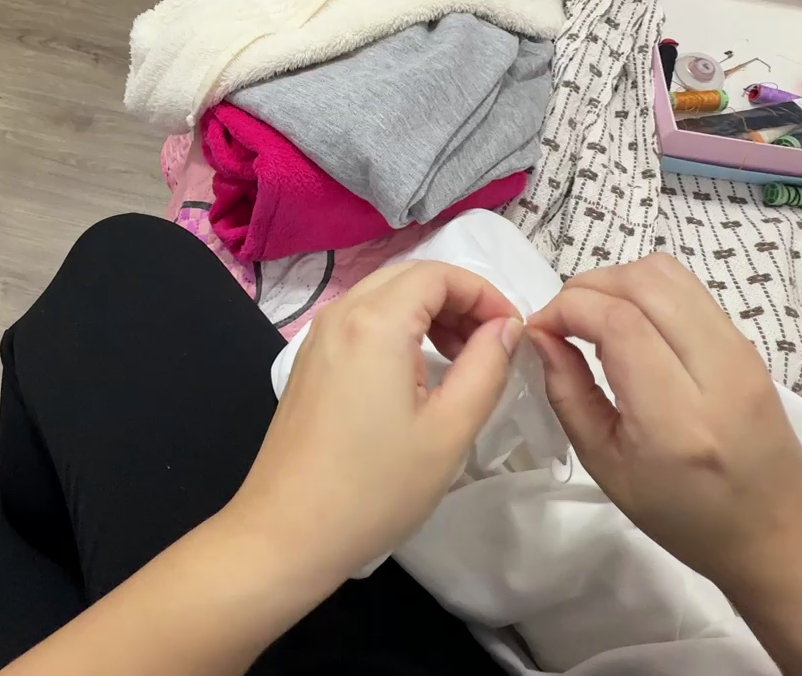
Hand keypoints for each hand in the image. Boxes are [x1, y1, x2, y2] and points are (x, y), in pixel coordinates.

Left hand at [224, 261, 524, 586]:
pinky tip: (417, 369)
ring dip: (428, 311)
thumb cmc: (375, 485)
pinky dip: (398, 326)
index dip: (483, 292)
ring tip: (461, 358)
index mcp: (374, 321)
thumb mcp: (448, 431)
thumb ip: (485, 368)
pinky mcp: (310, 356)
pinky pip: (362, 318)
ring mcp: (319, 333)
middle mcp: (341, 312)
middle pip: (409, 276)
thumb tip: (506, 327)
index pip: (438, 273)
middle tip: (491, 343)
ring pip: (384, 294)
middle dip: (457, 298)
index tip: (513, 331)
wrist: (288, 528)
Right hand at [526, 253, 801, 590]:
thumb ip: (567, 392)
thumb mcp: (604, 464)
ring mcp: (740, 351)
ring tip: (593, 317)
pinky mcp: (747, 342)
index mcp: (678, 420)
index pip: (618, 323)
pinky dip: (641, 289)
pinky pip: (685, 287)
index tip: (540, 330)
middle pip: (643, 283)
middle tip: (563, 322)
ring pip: (666, 272)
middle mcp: (718, 372)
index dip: (567, 310)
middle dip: (585, 287)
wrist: (779, 535)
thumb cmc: (683, 514)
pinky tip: (627, 323)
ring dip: (614, 281)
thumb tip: (540, 334)